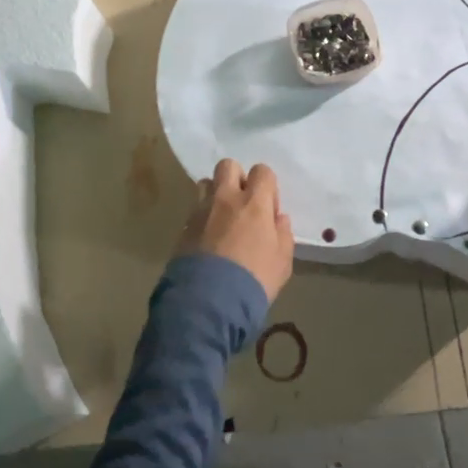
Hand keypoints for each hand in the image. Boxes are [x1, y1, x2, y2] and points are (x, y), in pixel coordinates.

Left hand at [176, 159, 294, 302]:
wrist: (209, 301)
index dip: (268, 187)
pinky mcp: (183, 227)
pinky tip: (209, 238)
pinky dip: (203, 216)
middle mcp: (225, 198)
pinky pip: (195, 209)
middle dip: (237, 178)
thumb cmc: (254, 280)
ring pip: (206, 183)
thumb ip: (283, 234)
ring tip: (222, 218)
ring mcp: (201, 211)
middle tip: (243, 204)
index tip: (269, 210)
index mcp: (253, 203)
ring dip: (216, 194)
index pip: (262, 171)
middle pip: (228, 166)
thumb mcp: (282, 262)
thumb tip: (278, 218)